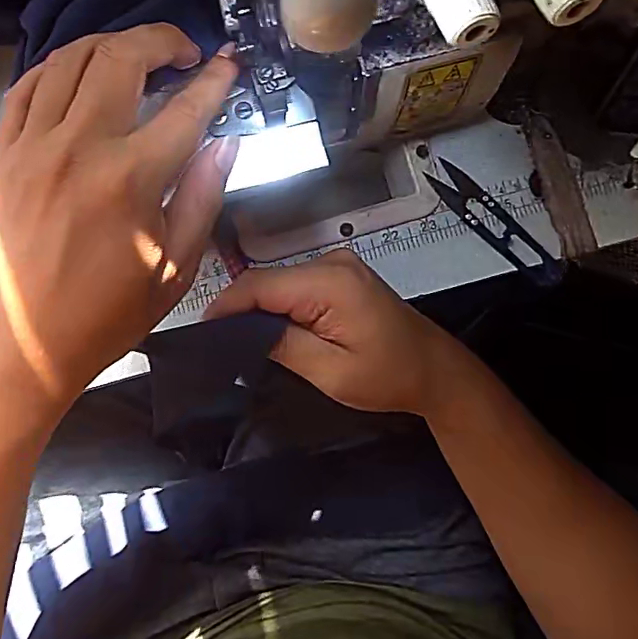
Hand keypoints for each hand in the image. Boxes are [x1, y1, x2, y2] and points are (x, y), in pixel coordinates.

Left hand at [0, 23, 240, 407]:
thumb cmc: (108, 313)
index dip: (214, 80)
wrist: (24, 343)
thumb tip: (225, 141)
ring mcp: (33, 147)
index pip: (184, 108)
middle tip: (184, 52)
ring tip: (137, 57)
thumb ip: (203, 195)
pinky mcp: (4, 155)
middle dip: (160, 40)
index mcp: (130, 180)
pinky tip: (81, 76)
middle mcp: (79, 149)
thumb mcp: (177, 266)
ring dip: (110, 45)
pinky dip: (59, 68)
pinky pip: (27, 87)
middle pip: (120, 59)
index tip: (228, 63)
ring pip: (69, 60)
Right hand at [204, 249, 489, 419]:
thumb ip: (281, 345)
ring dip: (259, 308)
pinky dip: (279, 305)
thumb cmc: (390, 376)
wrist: (434, 370)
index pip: (259, 284)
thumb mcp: (331, 372)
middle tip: (218, 343)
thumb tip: (240, 331)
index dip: (225, 306)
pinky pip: (295, 285)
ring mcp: (337, 264)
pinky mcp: (339, 274)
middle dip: (240, 309)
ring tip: (240, 340)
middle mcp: (332, 261)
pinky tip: (271, 329)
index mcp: (331, 282)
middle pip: (267, 280)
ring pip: (278, 282)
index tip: (203, 331)